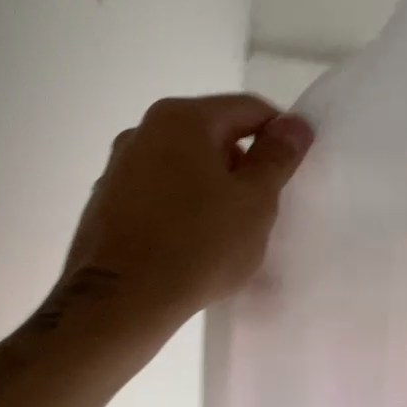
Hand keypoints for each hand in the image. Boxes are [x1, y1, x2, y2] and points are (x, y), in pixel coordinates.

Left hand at [39, 94, 314, 340]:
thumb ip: (278, 157)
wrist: (125, 297)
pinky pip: (165, 190)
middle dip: (248, 164)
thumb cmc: (202, 243)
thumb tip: (295, 123)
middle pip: (216, 134)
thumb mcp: (256, 200)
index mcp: (183, 120)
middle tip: (268, 207)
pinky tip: (200, 241)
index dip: (282, 137)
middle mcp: (145, 129)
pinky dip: (190, 205)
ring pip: (189, 164)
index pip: (250, 110)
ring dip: (218, 186)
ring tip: (235, 229)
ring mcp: (122, 164)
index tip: (295, 174)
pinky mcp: (111, 199)